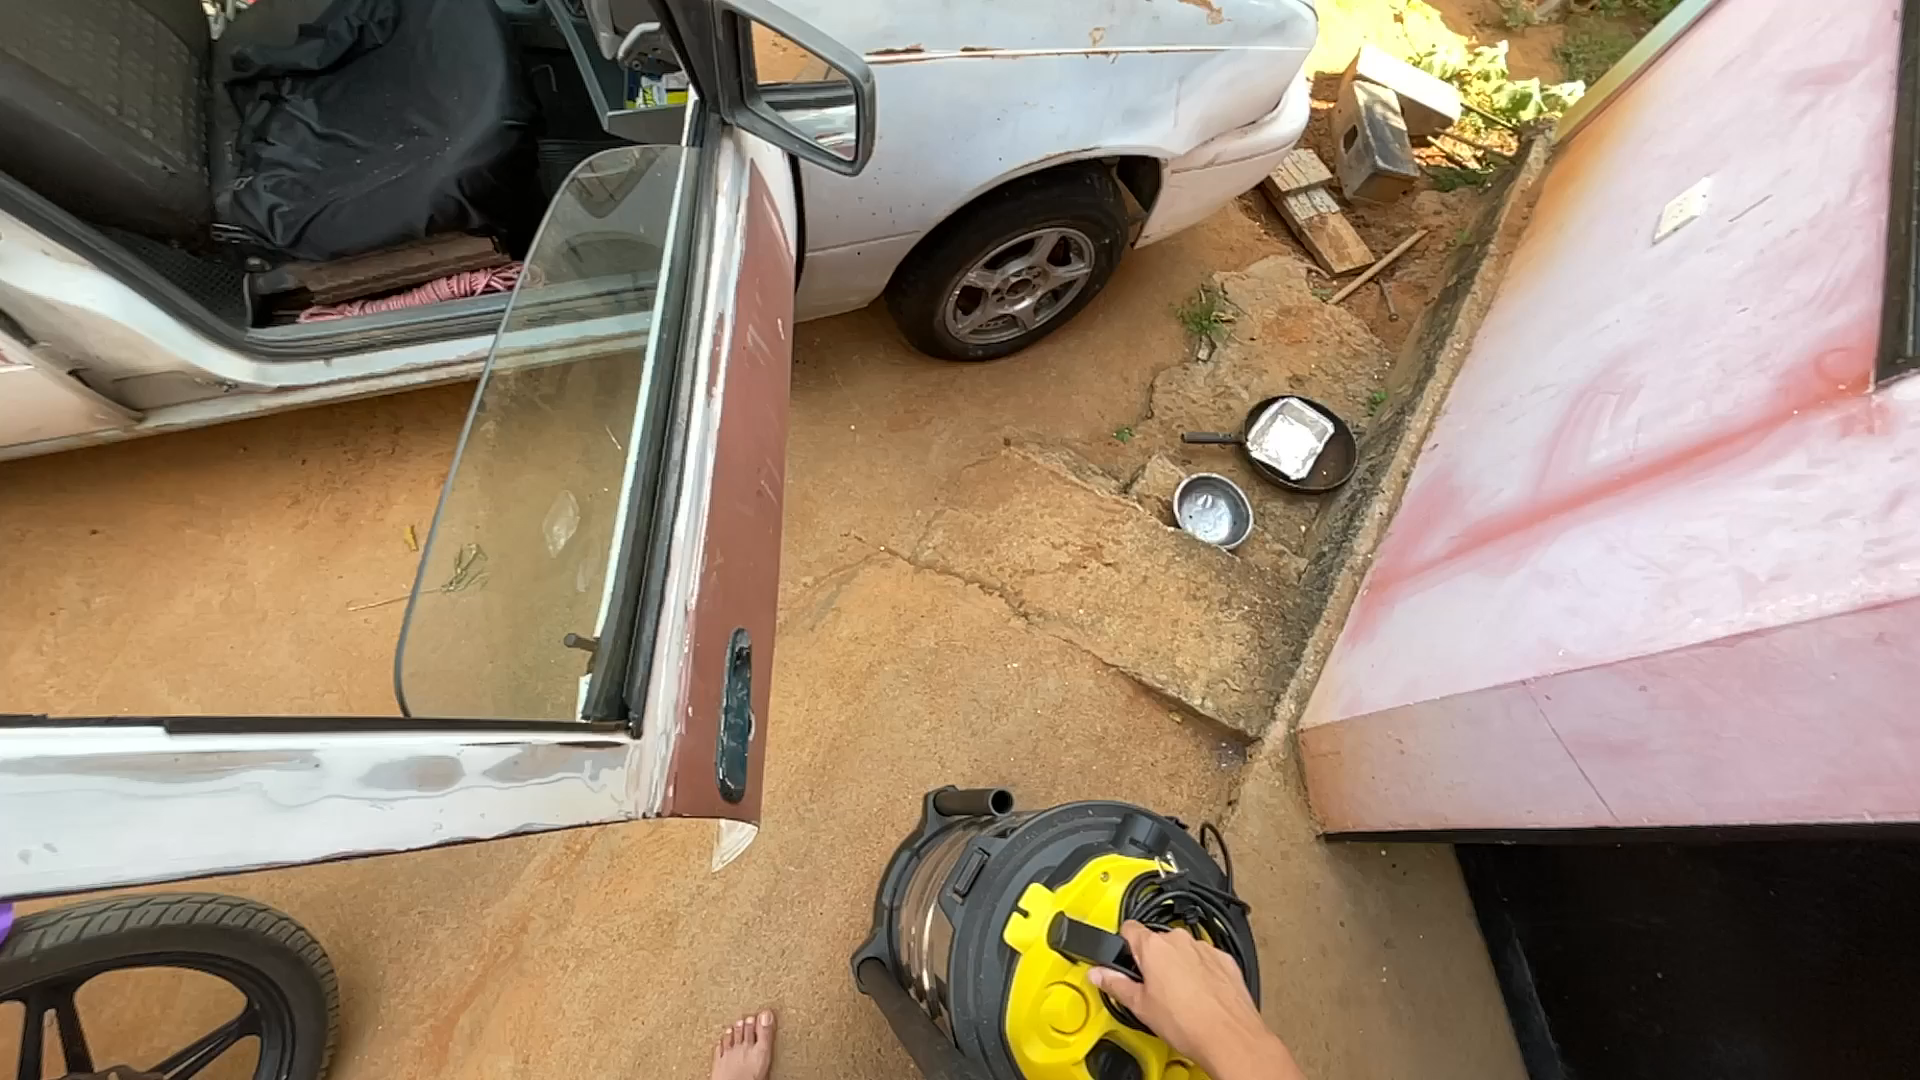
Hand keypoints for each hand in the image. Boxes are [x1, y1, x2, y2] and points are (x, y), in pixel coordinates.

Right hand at [1087, 921, 1304, 1079]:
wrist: (1231, 1039)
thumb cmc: (1189, 1024)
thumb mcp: (1141, 1007)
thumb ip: (1116, 984)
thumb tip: (1099, 974)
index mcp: (1153, 946)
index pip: (1129, 928)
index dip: (1124, 945)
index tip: (1126, 960)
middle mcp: (1178, 940)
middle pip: (1156, 942)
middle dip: (1153, 961)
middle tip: (1154, 989)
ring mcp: (1203, 948)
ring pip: (1182, 950)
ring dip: (1178, 966)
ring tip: (1180, 997)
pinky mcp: (1224, 960)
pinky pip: (1205, 960)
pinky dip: (1202, 973)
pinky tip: (1201, 997)